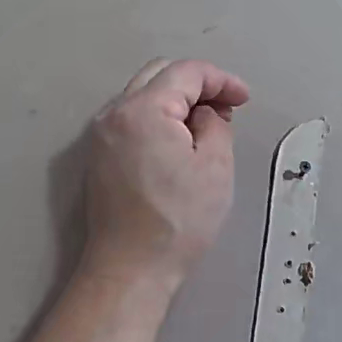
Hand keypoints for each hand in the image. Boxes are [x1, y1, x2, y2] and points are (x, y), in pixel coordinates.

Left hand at [80, 59, 249, 291]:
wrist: (131, 268)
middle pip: (159, 76)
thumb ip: (216, 124)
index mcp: (142, 110)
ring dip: (176, 103)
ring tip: (205, 128)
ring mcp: (100, 137)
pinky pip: (131, 122)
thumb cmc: (178, 222)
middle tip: (226, 109)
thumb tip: (206, 114)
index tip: (243, 98)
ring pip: (142, 98)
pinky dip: (157, 121)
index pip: (185, 72)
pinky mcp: (98, 159)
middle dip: (197, 86)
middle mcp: (113, 115)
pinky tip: (178, 145)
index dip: (221, 79)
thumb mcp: (215, 168)